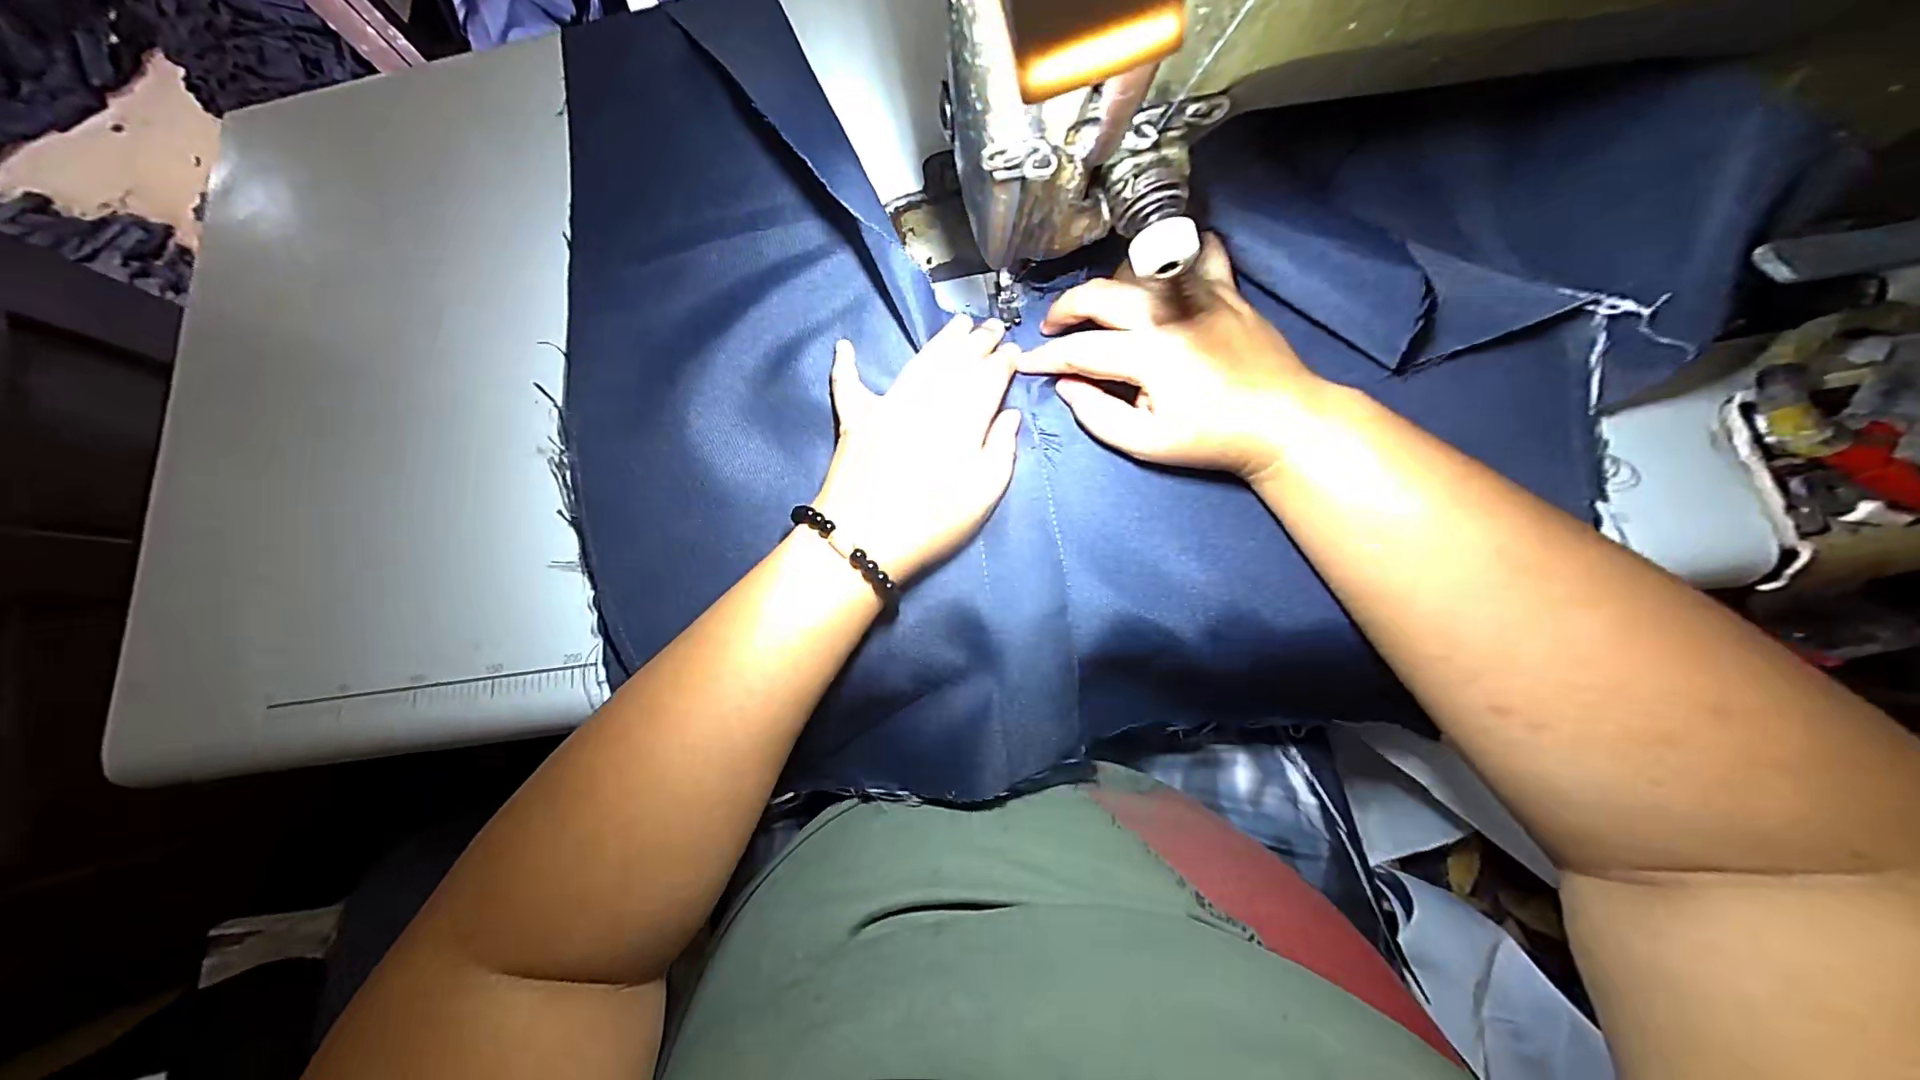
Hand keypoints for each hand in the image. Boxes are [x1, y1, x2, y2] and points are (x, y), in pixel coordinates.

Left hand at [811, 315, 1021, 581]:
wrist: (864, 539)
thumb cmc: (932, 522)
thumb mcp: (984, 494)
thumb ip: (1001, 448)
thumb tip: (1010, 414)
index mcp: (962, 417)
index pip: (988, 377)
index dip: (1003, 360)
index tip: (1014, 349)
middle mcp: (925, 399)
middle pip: (956, 361)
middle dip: (977, 341)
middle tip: (992, 326)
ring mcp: (886, 405)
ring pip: (918, 362)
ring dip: (940, 341)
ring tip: (957, 324)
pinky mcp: (855, 419)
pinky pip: (848, 385)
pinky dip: (846, 366)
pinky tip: (844, 346)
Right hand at [1015, 235, 1328, 480]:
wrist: (1281, 421)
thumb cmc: (1212, 438)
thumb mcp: (1147, 442)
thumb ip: (1098, 415)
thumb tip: (1067, 387)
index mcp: (1148, 353)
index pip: (1081, 348)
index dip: (1047, 357)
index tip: (1026, 362)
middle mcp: (1169, 313)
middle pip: (1100, 294)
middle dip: (1065, 309)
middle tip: (1052, 329)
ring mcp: (1199, 295)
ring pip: (1138, 270)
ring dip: (1109, 287)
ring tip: (1099, 311)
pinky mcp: (1226, 291)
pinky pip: (1197, 254)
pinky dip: (1175, 258)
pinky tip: (1162, 274)